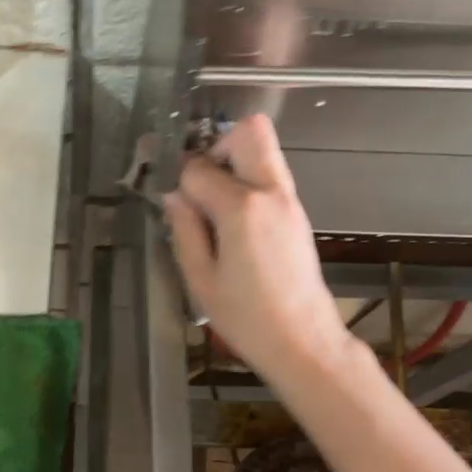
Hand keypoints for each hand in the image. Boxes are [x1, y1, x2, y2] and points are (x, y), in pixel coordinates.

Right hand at [163, 114, 358, 383]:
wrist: (301, 339)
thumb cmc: (247, 318)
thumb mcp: (201, 280)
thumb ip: (184, 231)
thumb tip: (173, 198)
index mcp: (241, 209)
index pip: (199, 169)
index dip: (178, 181)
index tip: (170, 200)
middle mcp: (270, 193)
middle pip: (249, 132)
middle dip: (218, 146)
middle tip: (201, 184)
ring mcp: (289, 201)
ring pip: (265, 150)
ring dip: (235, 164)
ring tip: (214, 206)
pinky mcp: (297, 214)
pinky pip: (271, 177)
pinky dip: (249, 184)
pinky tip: (232, 224)